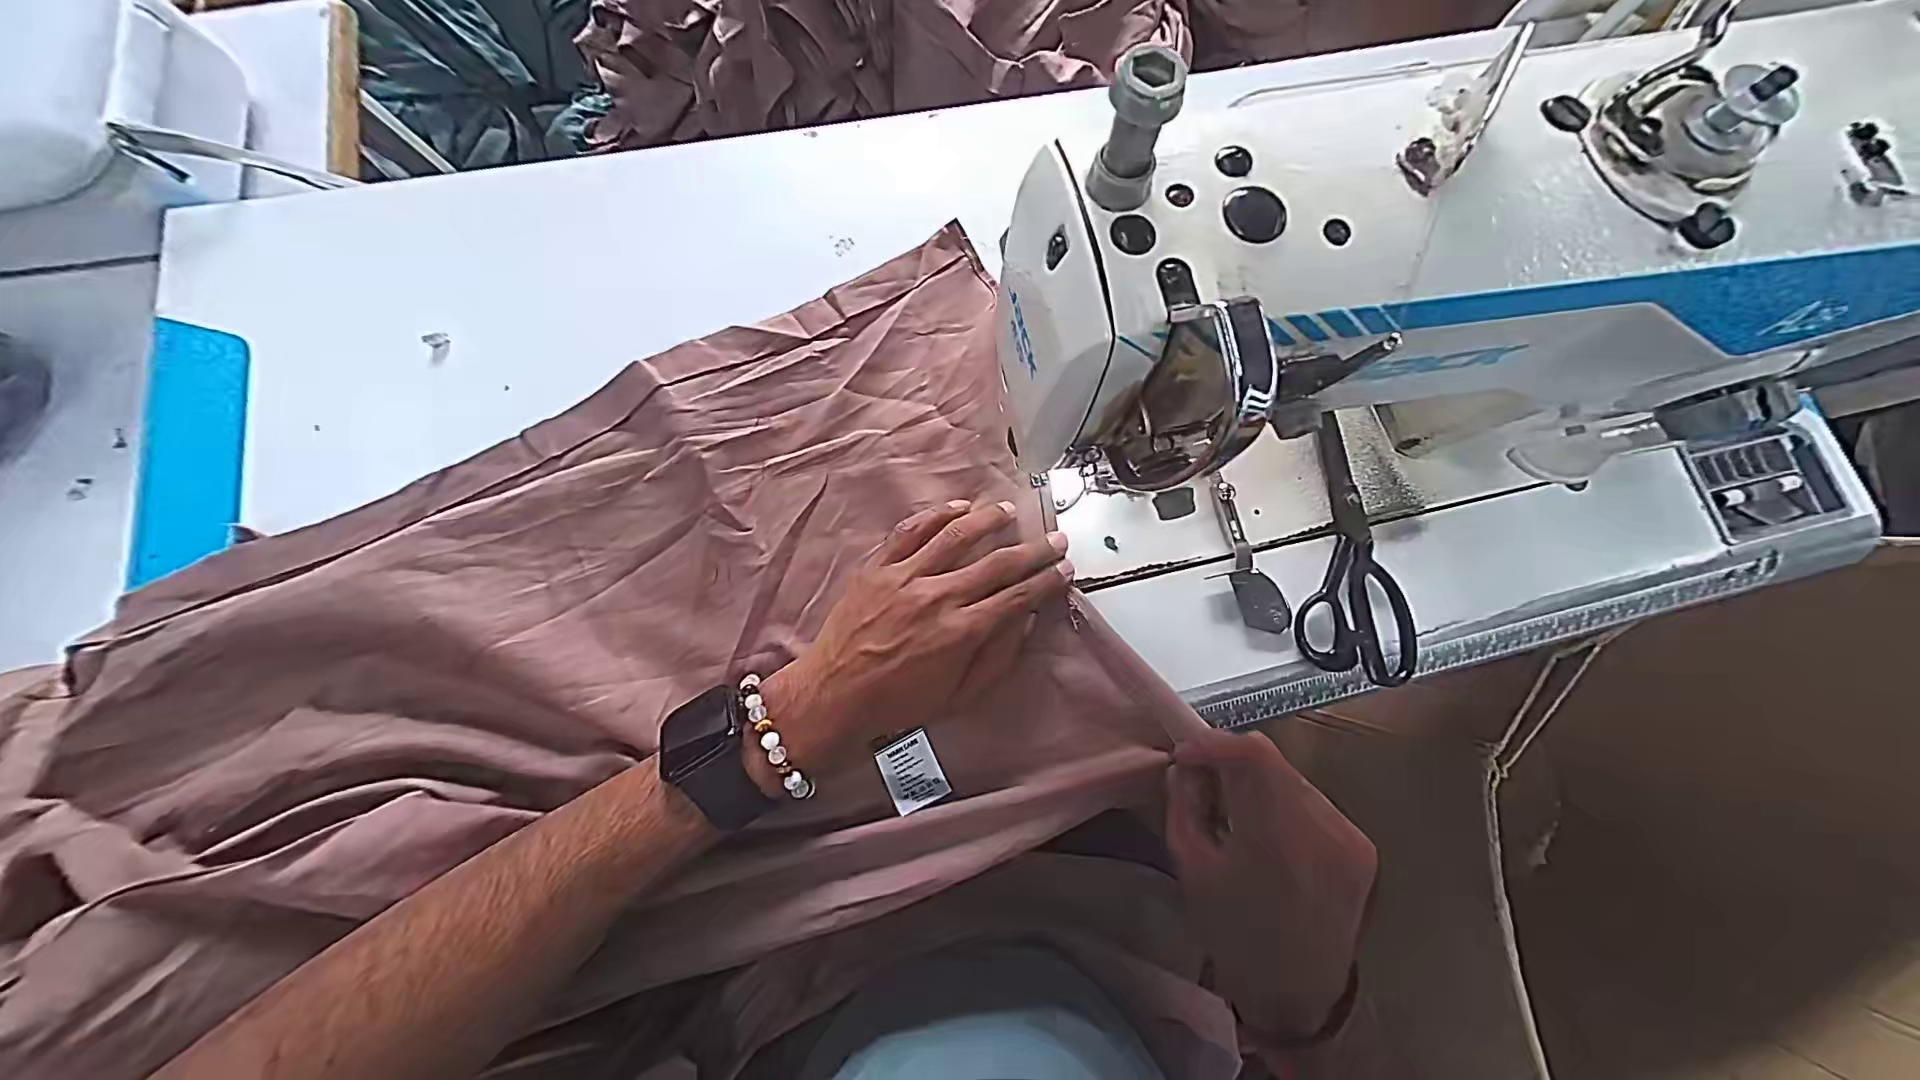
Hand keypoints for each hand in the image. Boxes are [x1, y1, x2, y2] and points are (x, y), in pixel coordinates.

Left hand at [752, 499, 1071, 787]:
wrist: (834, 693)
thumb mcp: (957, 695)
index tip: (1063, 569)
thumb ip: (996, 658)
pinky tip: (957, 508)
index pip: (1017, 596)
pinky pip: (911, 532)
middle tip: (1054, 539)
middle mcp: (938, 597)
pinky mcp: (878, 567)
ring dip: (989, 520)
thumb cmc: (896, 700)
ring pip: (957, 536)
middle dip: (1034, 550)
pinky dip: (937, 516)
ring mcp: (905, 578)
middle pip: (998, 563)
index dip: (1046, 580)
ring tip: (1007, 511)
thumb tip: (1023, 622)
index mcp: (961, 631)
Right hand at [1165, 728, 1376, 1041]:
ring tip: (1231, 800)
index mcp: (1276, 840)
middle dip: (1229, 757)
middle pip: (1272, 758)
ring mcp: (1349, 837)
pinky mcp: (1362, 846)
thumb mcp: (1189, 864)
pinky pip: (1310, 798)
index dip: (1213, 743)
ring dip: (1256, 776)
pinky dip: (1280, 797)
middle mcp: (1323, 830)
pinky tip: (1264, 823)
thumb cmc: (1233, 932)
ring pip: (1291, 774)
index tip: (1185, 753)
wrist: (1297, 993)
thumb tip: (1186, 764)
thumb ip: (1183, 802)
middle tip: (1201, 772)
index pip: (1252, 755)